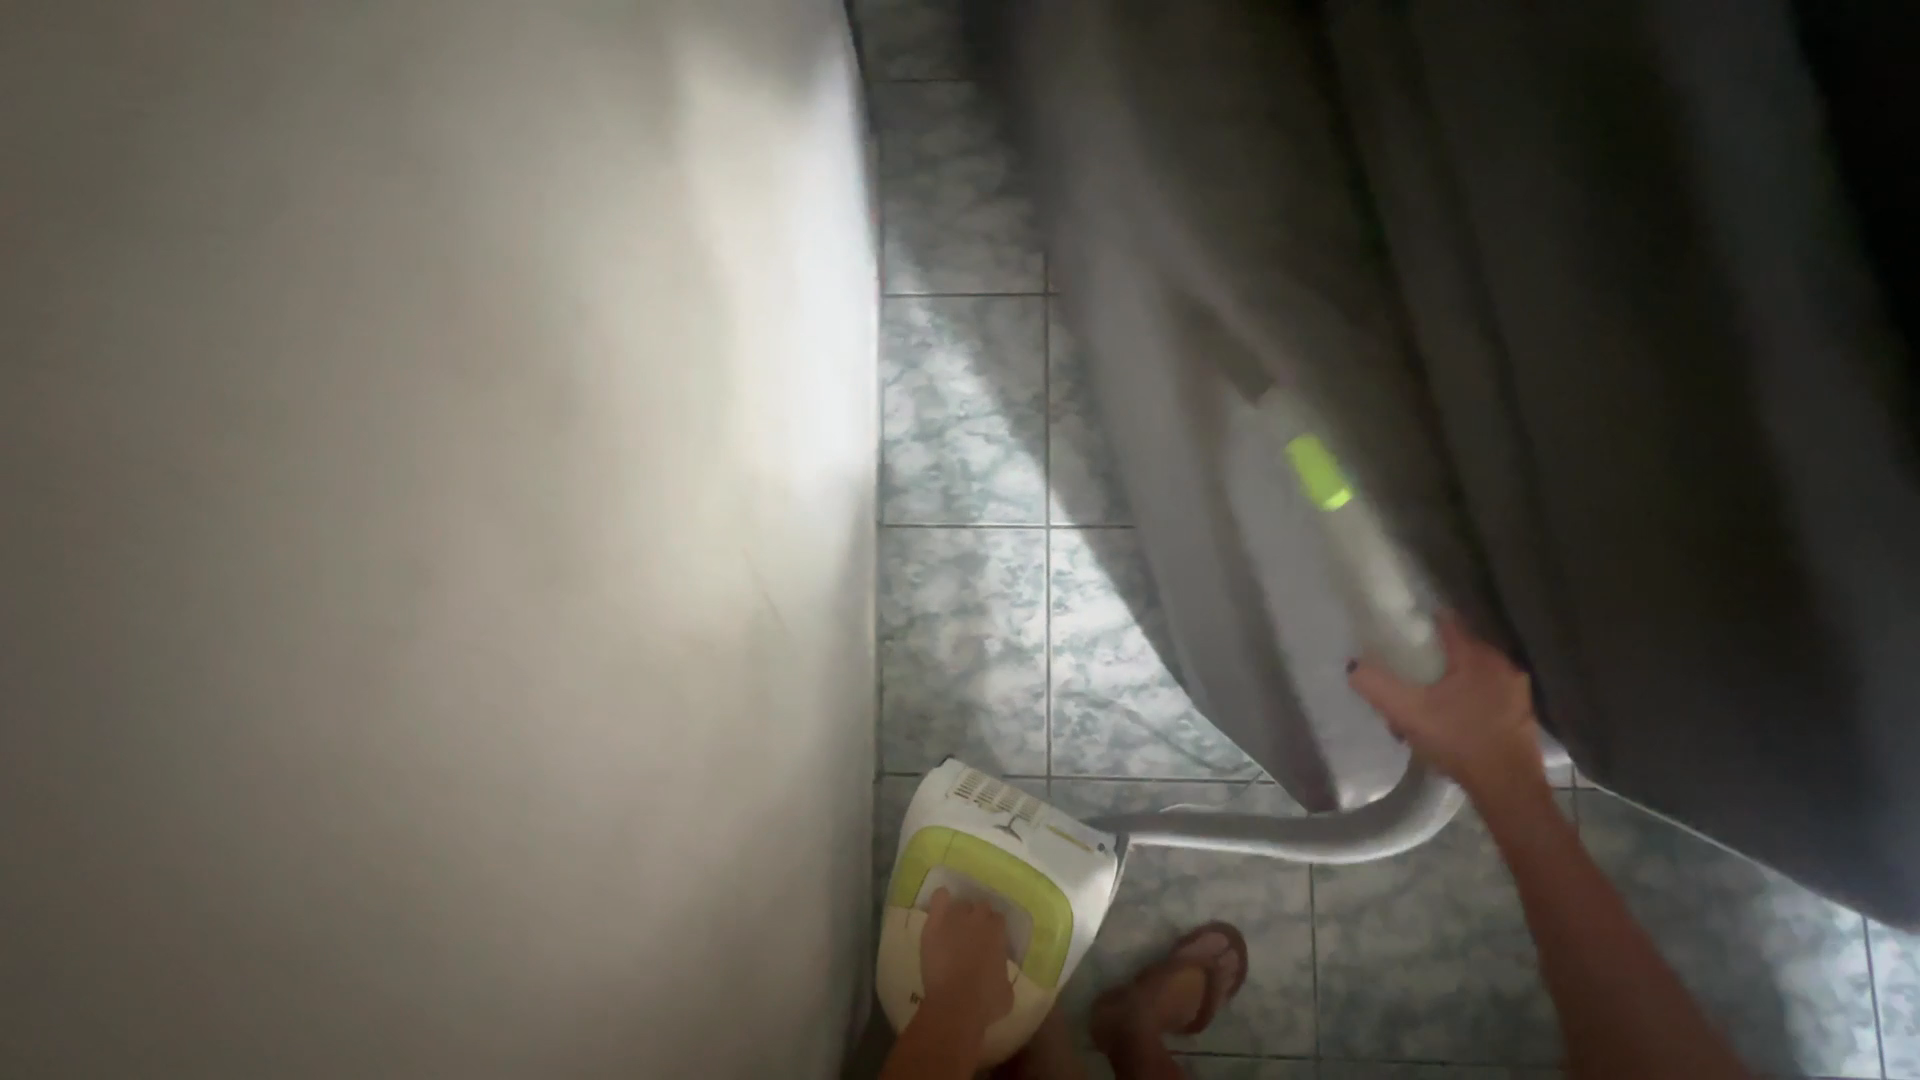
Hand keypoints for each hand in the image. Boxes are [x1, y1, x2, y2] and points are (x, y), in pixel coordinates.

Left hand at [920, 888, 1013, 1026]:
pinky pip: (939, 898)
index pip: (998, 919)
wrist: (955, 1005)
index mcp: (997, 933)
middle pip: (981, 907)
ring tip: (955, 928)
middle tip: (974, 936)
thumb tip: (999, 972)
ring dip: (960, 914)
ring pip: (960, 904)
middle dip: (979, 919)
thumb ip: (1003, 973)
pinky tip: (940, 908)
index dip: (994, 930)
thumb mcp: (1006, 992)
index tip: (991, 941)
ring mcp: (955, 918)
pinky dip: (941, 900)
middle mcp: (978, 919)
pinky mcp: (935, 924)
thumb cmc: (985, 1003)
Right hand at [1347, 614, 1545, 799]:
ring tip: (1422, 705)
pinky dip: (1464, 698)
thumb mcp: (1406, 712)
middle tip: (1404, 680)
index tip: (1395, 637)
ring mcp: (1516, 689)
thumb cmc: (1458, 742)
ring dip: (1446, 681)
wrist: (1508, 789)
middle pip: (1455, 648)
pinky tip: (1448, 721)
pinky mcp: (1521, 711)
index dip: (1416, 625)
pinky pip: (1485, 691)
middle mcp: (1501, 664)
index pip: (1444, 622)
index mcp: (1476, 656)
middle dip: (1428, 660)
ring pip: (1470, 672)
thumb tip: (1353, 666)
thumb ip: (1375, 684)